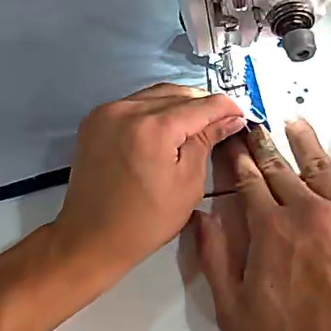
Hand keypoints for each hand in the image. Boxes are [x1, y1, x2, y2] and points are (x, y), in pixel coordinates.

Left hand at [52, 84, 245, 269]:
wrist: (90, 237)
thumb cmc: (144, 221)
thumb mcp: (187, 183)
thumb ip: (206, 142)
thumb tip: (229, 119)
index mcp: (153, 127)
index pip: (201, 105)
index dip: (226, 108)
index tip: (239, 115)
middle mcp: (127, 110)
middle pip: (177, 93)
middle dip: (202, 105)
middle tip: (222, 122)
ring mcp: (107, 112)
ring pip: (155, 94)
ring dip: (179, 104)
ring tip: (196, 125)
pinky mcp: (95, 120)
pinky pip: (134, 103)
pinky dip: (154, 109)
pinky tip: (166, 128)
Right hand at [195, 121, 330, 330]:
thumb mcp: (236, 314)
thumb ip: (215, 261)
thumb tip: (202, 219)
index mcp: (269, 230)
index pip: (248, 182)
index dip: (237, 160)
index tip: (231, 142)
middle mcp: (305, 211)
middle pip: (280, 168)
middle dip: (263, 144)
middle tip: (255, 125)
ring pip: (319, 165)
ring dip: (303, 140)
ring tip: (293, 120)